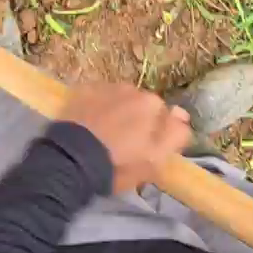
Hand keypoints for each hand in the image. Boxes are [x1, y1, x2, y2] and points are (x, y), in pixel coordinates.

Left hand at [57, 83, 190, 192]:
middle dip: (137, 119)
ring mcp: (105, 88)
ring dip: (118, 112)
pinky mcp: (82, 91)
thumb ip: (175, 134)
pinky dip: (97, 107)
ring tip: (104, 133)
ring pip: (120, 99)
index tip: (145, 148)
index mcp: (153, 104)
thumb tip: (182, 114)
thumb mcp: (155, 160)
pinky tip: (90, 124)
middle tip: (124, 143)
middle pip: (142, 105)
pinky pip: (98, 97)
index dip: (157, 133)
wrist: (70, 160)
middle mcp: (132, 89)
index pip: (165, 116)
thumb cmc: (118, 164)